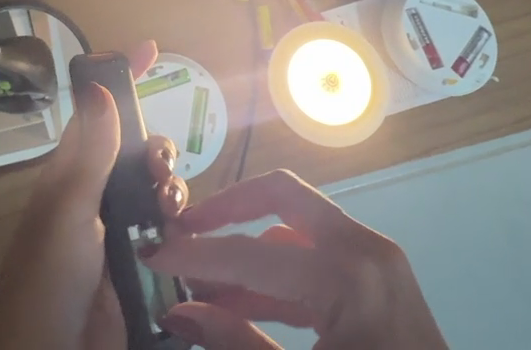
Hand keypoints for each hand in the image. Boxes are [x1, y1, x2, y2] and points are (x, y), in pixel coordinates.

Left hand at [0, 41, 188, 349]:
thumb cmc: (49, 274)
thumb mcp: (68, 207)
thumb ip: (90, 150)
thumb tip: (99, 86)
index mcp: (70, 172)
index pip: (97, 112)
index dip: (119, 79)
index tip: (149, 49)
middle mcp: (94, 193)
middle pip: (135, 148)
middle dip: (156, 145)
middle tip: (159, 165)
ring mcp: (117, 227)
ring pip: (154, 184)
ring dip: (169, 185)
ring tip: (168, 207)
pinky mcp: (139, 260)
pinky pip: (167, 225)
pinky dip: (178, 219)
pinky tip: (181, 228)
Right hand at [144, 169, 446, 348]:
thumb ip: (235, 345)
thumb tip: (176, 314)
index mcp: (346, 276)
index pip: (250, 252)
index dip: (194, 255)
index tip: (152, 254)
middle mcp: (364, 248)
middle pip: (281, 196)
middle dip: (226, 210)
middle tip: (182, 228)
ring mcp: (376, 259)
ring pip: (297, 227)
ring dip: (248, 248)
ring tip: (200, 284)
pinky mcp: (379, 278)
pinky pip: (316, 259)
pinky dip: (277, 274)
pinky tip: (238, 304)